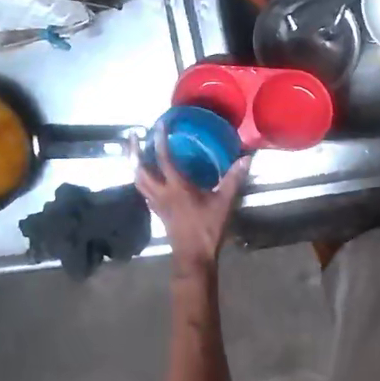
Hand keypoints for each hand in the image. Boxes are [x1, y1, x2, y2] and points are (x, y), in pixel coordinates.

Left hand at [135, 135, 251, 275]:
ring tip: (135, 152)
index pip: (164, 158)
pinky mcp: (157, 212)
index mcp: (176, 186)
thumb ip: (233, 178)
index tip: (159, 124)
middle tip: (132, 135)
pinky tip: (147, 177)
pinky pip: (143, 191)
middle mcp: (161, 192)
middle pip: (140, 169)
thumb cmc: (208, 228)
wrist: (193, 256)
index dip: (160, 139)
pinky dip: (142, 180)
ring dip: (135, 165)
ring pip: (138, 181)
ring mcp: (156, 203)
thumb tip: (246, 158)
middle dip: (134, 151)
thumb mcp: (224, 202)